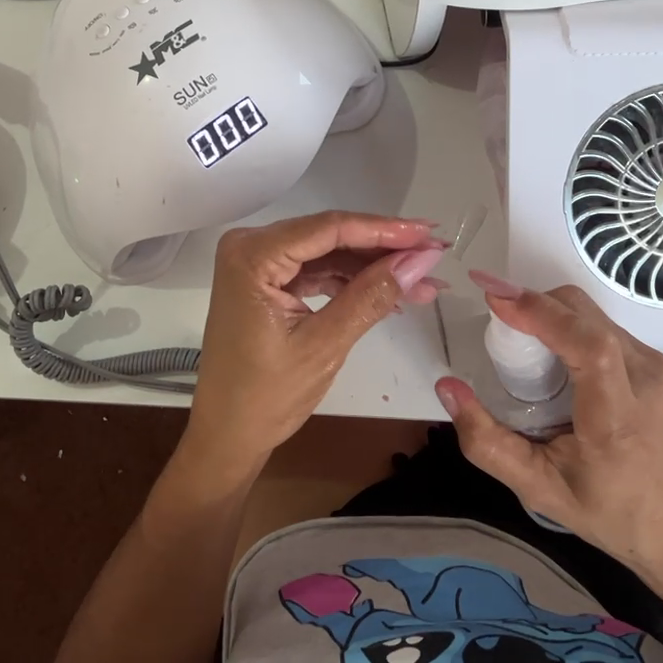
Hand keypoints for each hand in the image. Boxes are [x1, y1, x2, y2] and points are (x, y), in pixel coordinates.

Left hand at [185, 211, 445, 473]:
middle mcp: (249, 247)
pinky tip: (392, 294)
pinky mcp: (266, 282)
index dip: (383, 229)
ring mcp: (256, 264)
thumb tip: (420, 260)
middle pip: (329, 237)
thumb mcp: (325, 344)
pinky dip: (351, 282)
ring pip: (327, 254)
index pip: (328, 228)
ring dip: (373, 268)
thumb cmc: (266, 396)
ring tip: (424, 283)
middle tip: (435, 255)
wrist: (227, 434)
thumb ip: (371, 296)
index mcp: (252, 255)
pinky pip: (316, 271)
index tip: (428, 234)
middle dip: (383, 249)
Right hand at [436, 275, 662, 601]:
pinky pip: (604, 327)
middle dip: (534, 303)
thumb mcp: (539, 489)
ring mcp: (658, 368)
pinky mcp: (659, 365)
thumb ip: (487, 442)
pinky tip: (552, 357)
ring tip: (519, 343)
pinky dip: (569, 327)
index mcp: (618, 415)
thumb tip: (447, 387)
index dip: (539, 310)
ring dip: (551, 314)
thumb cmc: (612, 515)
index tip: (493, 296)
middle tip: (495, 320)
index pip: (587, 343)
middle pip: (583, 313)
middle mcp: (646, 378)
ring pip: (592, 314)